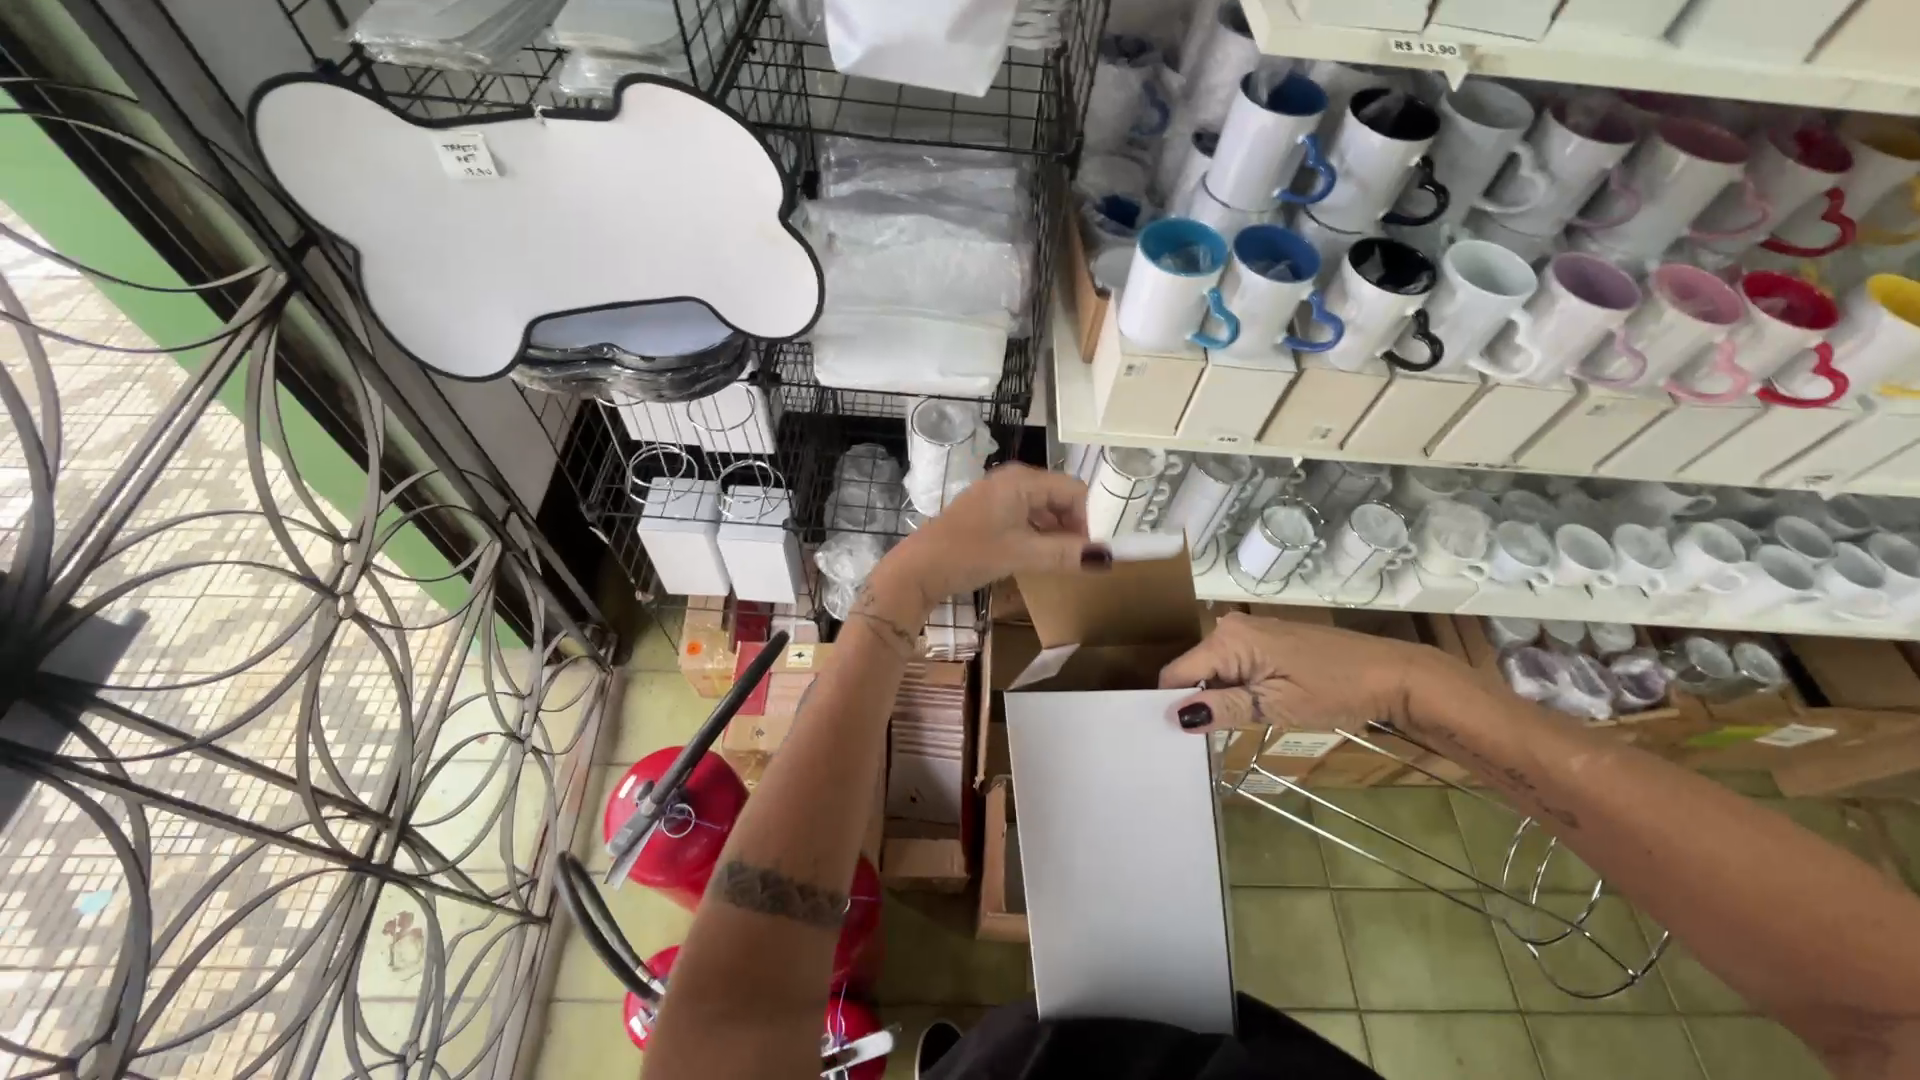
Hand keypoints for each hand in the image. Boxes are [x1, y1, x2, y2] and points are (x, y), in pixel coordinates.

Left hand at [877, 464, 1107, 608]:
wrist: (919, 568)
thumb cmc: (970, 554)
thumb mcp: (1022, 554)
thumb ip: (1065, 553)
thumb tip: (1105, 557)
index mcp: (1022, 480)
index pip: (1074, 490)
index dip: (1087, 519)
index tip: (1087, 551)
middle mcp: (1012, 480)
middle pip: (1059, 497)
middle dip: (1072, 526)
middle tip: (1075, 559)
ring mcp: (997, 495)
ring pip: (1042, 508)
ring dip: (1055, 533)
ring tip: (1058, 561)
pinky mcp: (987, 512)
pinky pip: (1024, 517)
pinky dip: (1036, 535)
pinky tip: (1035, 557)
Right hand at [1157, 614, 1466, 734]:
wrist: (1392, 674)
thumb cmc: (1334, 690)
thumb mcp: (1274, 707)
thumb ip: (1221, 708)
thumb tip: (1174, 716)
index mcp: (1228, 639)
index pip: (1176, 673)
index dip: (1172, 705)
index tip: (1175, 738)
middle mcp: (1232, 628)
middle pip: (1192, 670)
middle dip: (1195, 702)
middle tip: (1203, 741)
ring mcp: (1251, 632)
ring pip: (1214, 670)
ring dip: (1217, 697)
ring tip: (1226, 729)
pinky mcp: (1268, 641)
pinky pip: (1234, 666)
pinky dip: (1236, 688)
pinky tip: (1249, 709)